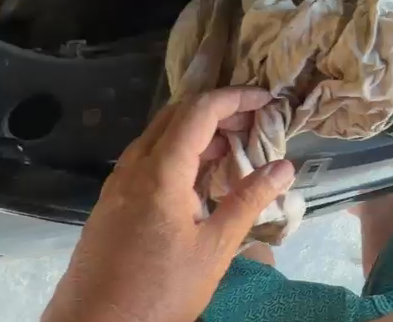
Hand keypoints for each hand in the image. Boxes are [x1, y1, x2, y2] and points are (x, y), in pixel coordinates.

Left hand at [43, 88, 295, 321]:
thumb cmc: (156, 294)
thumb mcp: (214, 250)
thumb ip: (249, 201)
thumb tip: (285, 166)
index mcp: (160, 174)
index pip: (199, 111)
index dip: (236, 97)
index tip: (266, 101)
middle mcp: (132, 171)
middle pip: (176, 115)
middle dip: (217, 108)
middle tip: (251, 121)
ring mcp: (115, 190)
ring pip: (158, 136)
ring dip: (196, 129)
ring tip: (230, 147)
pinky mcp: (108, 209)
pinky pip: (146, 159)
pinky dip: (177, 151)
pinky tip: (196, 179)